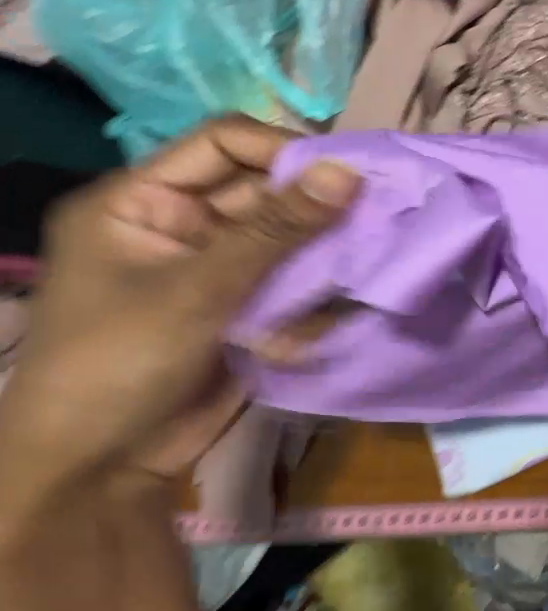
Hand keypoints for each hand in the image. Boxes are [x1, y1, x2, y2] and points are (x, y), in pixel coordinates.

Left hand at [0, 116, 359, 524]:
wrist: (102, 468)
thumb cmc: (118, 365)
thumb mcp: (197, 290)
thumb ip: (277, 228)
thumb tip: (351, 170)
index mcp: (140, 202)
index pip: (226, 142)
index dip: (285, 150)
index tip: (349, 176)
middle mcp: (183, 221)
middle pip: (271, 185)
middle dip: (323, 202)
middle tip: (382, 214)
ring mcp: (221, 262)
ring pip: (298, 230)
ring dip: (334, 245)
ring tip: (374, 257)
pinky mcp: (253, 298)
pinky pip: (305, 271)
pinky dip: (329, 282)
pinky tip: (346, 300)